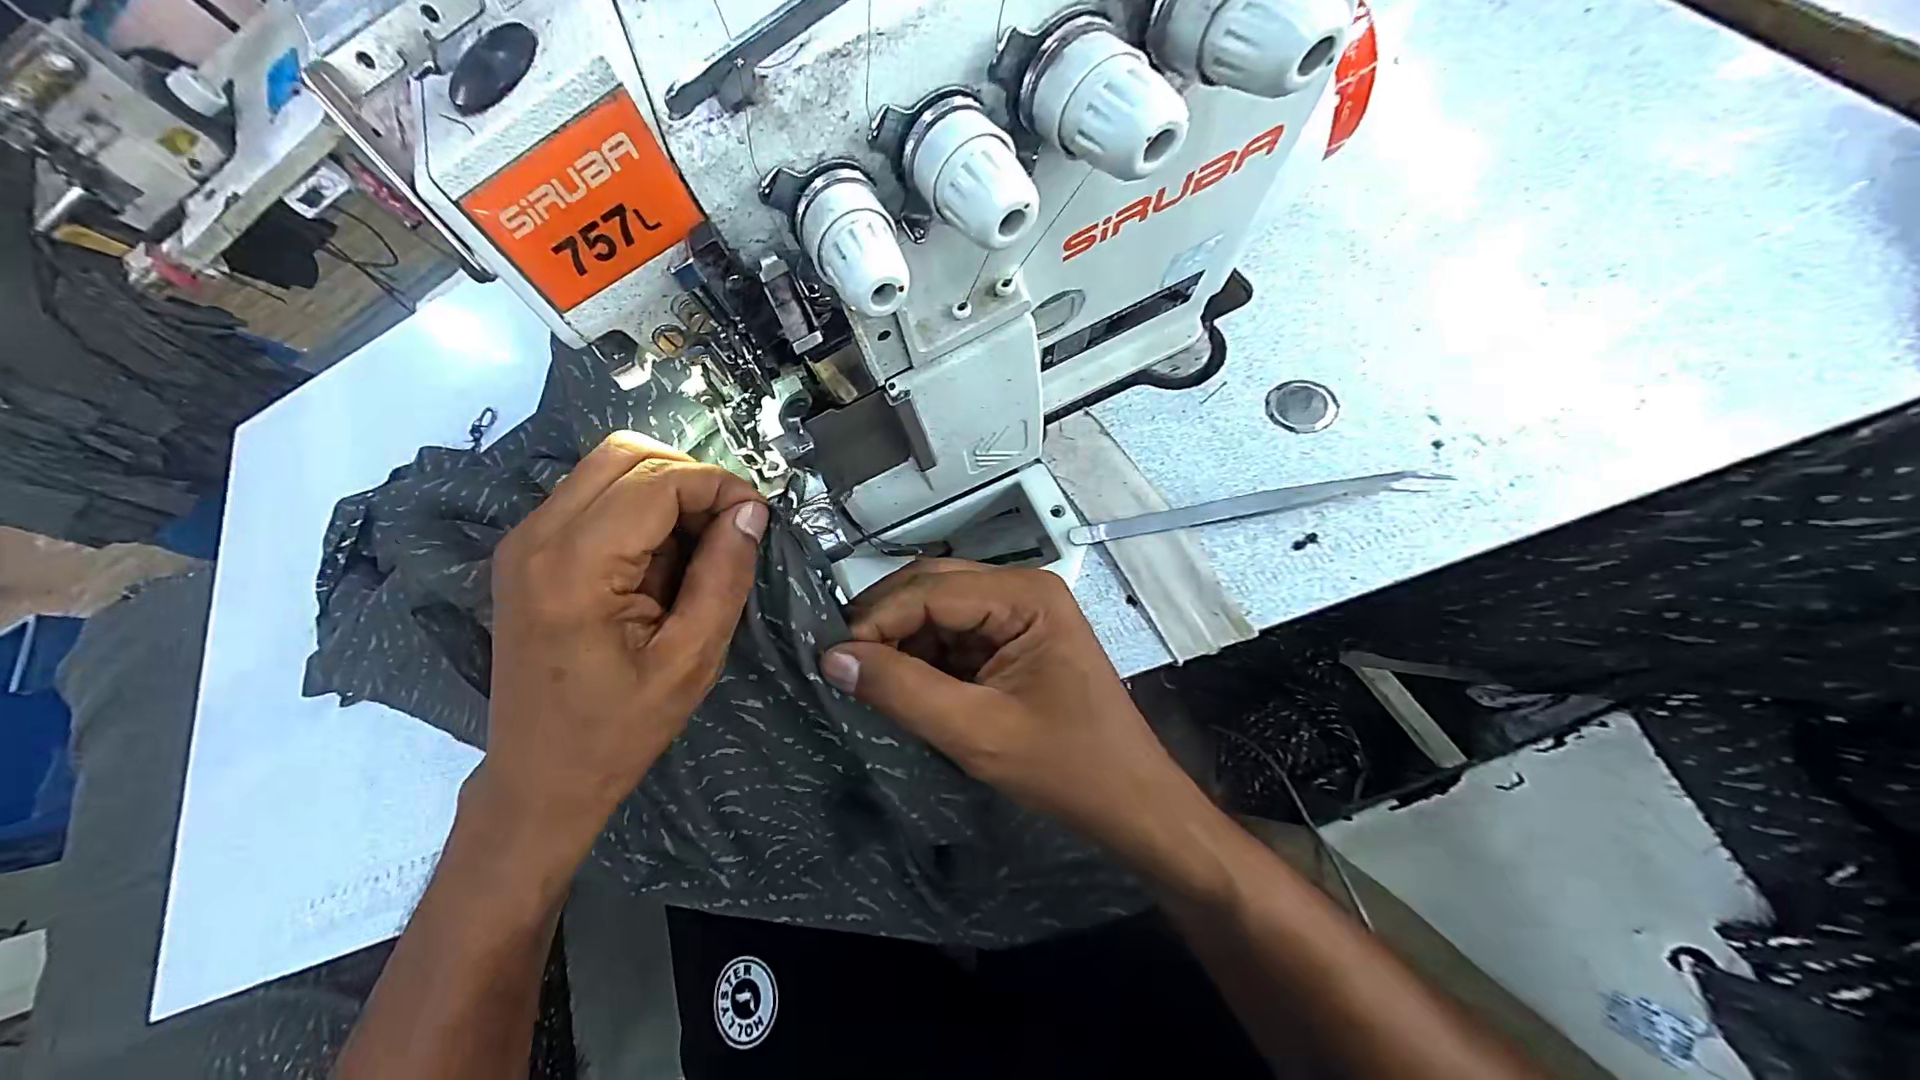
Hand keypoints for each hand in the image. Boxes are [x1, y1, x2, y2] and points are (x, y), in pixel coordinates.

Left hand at [479, 431, 767, 845]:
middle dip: (691, 477)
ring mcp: (524, 540)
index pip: (658, 482)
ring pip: (608, 466)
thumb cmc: (620, 729)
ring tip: (700, 541)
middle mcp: (536, 536)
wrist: (540, 775)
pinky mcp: (528, 551)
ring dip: (667, 488)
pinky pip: (593, 495)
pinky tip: (664, 555)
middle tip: (729, 525)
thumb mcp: (692, 659)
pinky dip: (641, 506)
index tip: (758, 517)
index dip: (718, 486)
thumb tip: (750, 511)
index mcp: (574, 567)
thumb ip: (723, 577)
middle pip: (625, 453)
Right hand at [821, 560, 1200, 860]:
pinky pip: (953, 634)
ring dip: (901, 641)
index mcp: (1024, 595)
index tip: (831, 660)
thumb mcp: (977, 732)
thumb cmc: (1066, 767)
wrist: (1130, 800)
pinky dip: (923, 657)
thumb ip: (902, 691)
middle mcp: (1021, 589)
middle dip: (884, 624)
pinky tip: (905, 686)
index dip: (875, 620)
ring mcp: (1019, 613)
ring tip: (868, 680)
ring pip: (937, 610)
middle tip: (842, 665)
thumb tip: (832, 657)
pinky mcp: (1013, 639)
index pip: (928, 589)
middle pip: (931, 587)